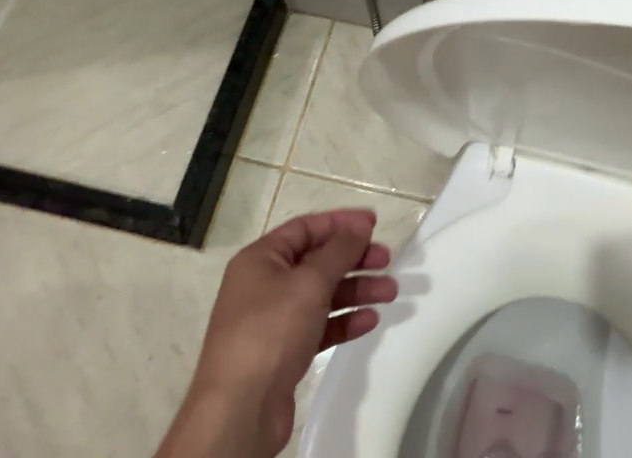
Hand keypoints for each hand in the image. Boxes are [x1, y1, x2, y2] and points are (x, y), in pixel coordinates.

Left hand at [158, 210, 396, 457]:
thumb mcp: (309, 282)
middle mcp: (264, 285)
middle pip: (316, 261)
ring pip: (321, 294)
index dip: (340, 223)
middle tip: (386, 259)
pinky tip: (369, 320)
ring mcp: (273, 320)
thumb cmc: (271, 332)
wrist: (240, 409)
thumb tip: (360, 224)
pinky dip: (344, 321)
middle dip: (353, 258)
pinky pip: (319, 326)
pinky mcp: (284, 351)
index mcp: (260, 259)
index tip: (374, 223)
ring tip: (390, 292)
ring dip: (356, 290)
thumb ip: (339, 250)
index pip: (304, 228)